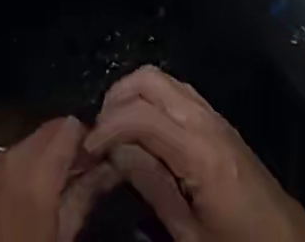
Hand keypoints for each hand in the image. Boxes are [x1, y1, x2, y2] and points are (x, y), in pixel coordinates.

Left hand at [0, 117, 123, 241]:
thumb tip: (109, 168)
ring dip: (46, 156)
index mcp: (34, 172)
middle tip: (84, 173)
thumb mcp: (62, 238)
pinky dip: (23, 166)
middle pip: (48, 131)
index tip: (99, 157)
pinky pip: (7, 157)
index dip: (87, 138)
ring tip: (58, 188)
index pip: (69, 126)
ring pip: (28, 143)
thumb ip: (85, 196)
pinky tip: (28, 195)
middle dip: (68, 146)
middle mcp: (9, 156)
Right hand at [85, 66, 304, 241]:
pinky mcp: (217, 120)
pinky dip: (150, 98)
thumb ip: (152, 187)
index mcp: (200, 152)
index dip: (106, 127)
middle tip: (100, 134)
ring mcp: (213, 115)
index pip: (140, 116)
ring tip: (115, 130)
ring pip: (161, 78)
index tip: (87, 149)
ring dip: (132, 94)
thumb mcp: (191, 235)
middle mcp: (205, 120)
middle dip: (116, 98)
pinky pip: (176, 91)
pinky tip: (142, 130)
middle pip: (149, 79)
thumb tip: (114, 152)